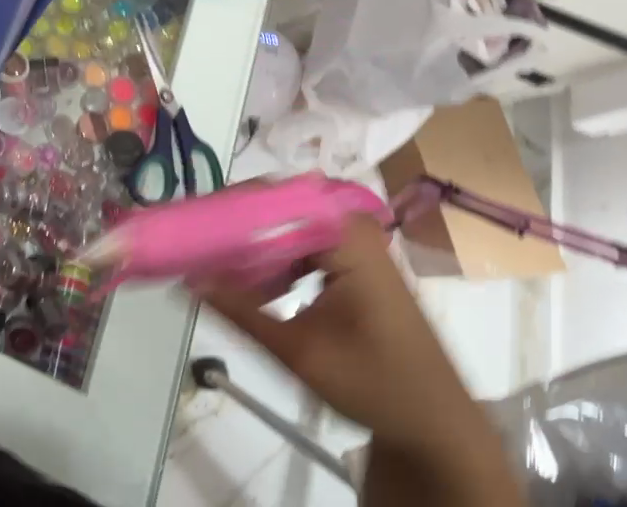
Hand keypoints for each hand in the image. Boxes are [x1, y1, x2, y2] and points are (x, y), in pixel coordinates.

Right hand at [192, 213, 490, 454]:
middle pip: (287, 207)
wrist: (438, 429)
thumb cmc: (375, 386)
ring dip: (258, 241)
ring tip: (220, 258)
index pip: (283, 198)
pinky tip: (257, 283)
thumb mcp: (298, 352)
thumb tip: (188, 280)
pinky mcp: (358, 271)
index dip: (237, 202)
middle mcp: (358, 236)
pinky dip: (278, 259)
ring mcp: (361, 253)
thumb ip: (240, 311)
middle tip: (203, 236)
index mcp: (350, 244)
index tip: (199, 216)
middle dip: (241, 220)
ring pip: (295, 227)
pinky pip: (308, 247)